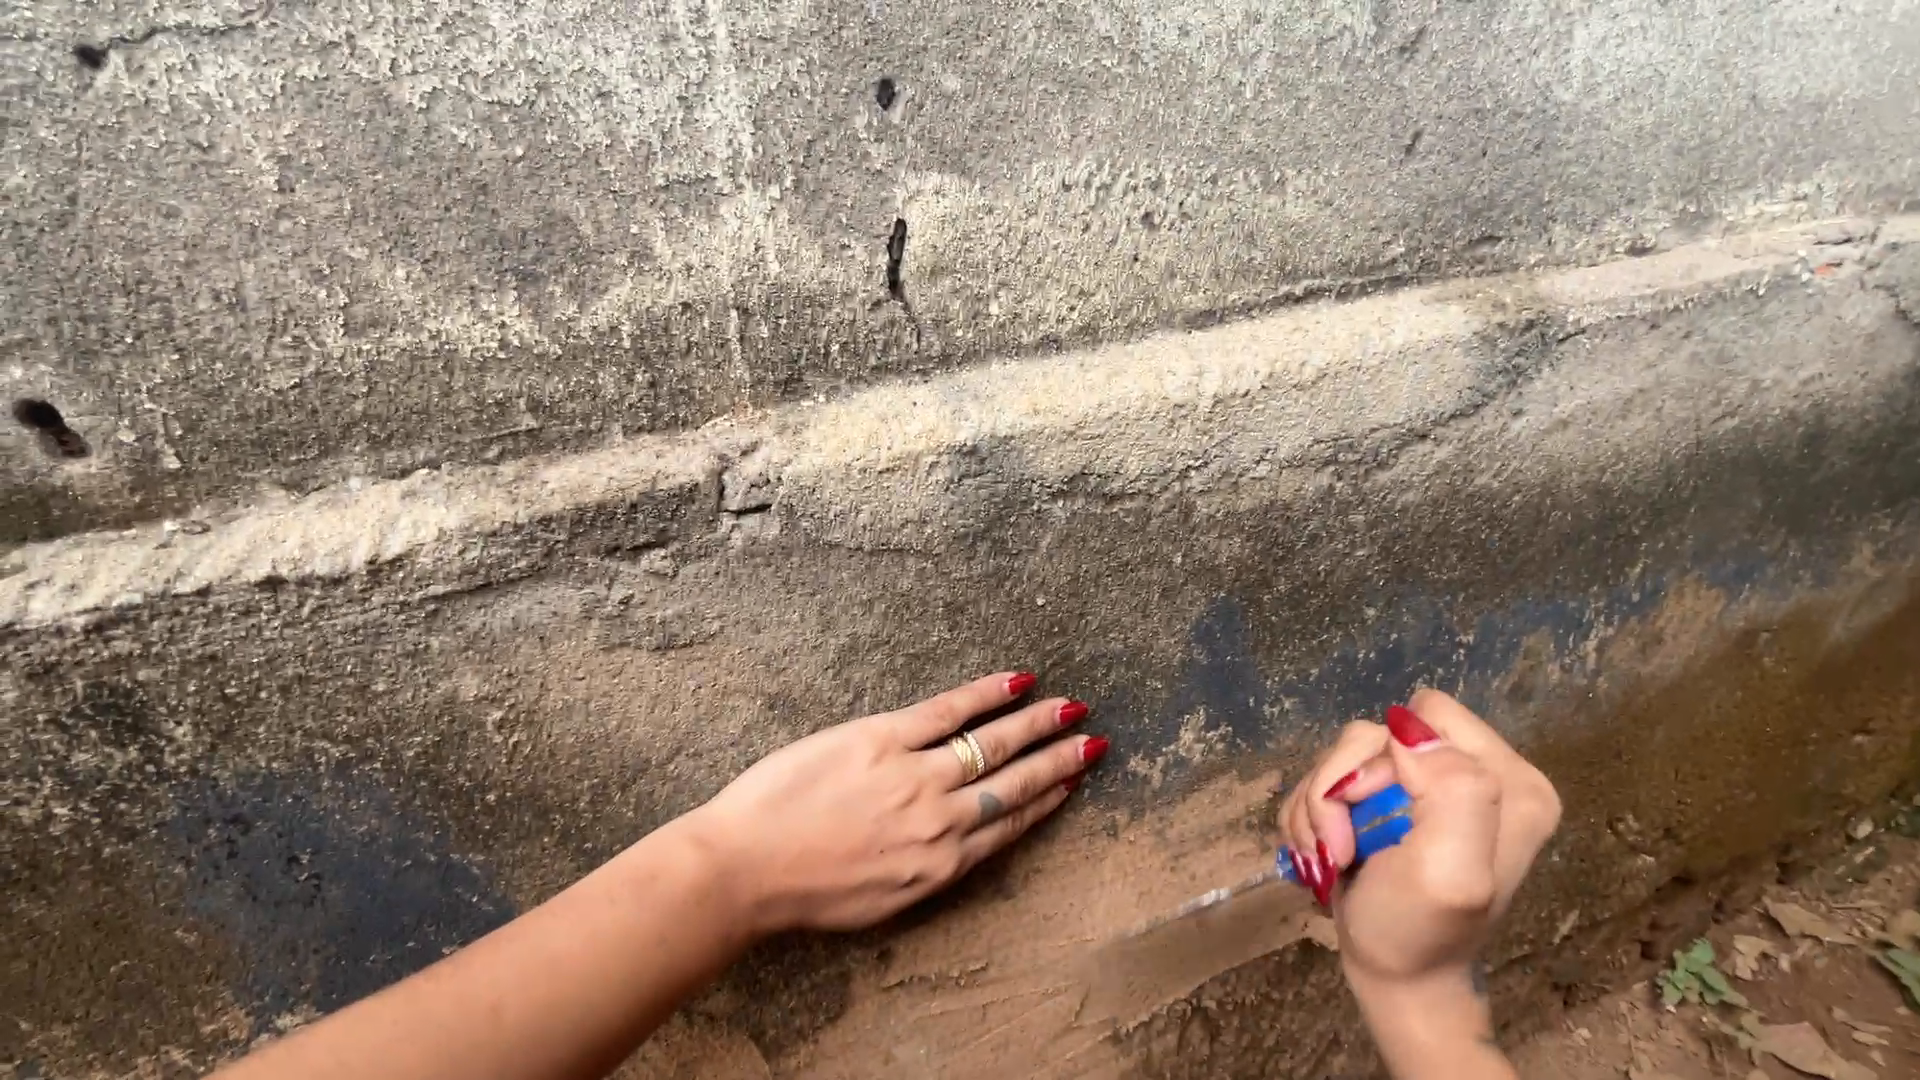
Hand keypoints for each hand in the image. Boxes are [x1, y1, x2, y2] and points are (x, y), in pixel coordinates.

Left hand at [685, 672, 1108, 934]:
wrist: (745, 869)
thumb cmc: (804, 891)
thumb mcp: (881, 900)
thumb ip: (925, 867)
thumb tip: (954, 840)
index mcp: (940, 865)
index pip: (1009, 824)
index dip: (1047, 801)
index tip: (1072, 783)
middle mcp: (941, 820)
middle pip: (1015, 782)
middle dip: (1059, 760)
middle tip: (1093, 740)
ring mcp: (916, 775)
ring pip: (993, 743)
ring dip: (1037, 724)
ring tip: (1069, 708)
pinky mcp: (884, 739)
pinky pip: (948, 711)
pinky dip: (986, 693)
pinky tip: (1017, 680)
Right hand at [1277, 689, 1560, 988]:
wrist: (1392, 977)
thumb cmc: (1418, 931)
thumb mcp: (1449, 871)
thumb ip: (1453, 790)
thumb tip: (1408, 728)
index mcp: (1510, 782)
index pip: (1426, 715)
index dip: (1384, 756)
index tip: (1374, 811)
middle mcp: (1473, 774)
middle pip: (1375, 732)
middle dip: (1340, 785)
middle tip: (1342, 842)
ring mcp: (1425, 787)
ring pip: (1342, 755)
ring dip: (1319, 803)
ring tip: (1330, 852)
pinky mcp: (1387, 799)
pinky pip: (1328, 776)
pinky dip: (1312, 812)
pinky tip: (1323, 848)